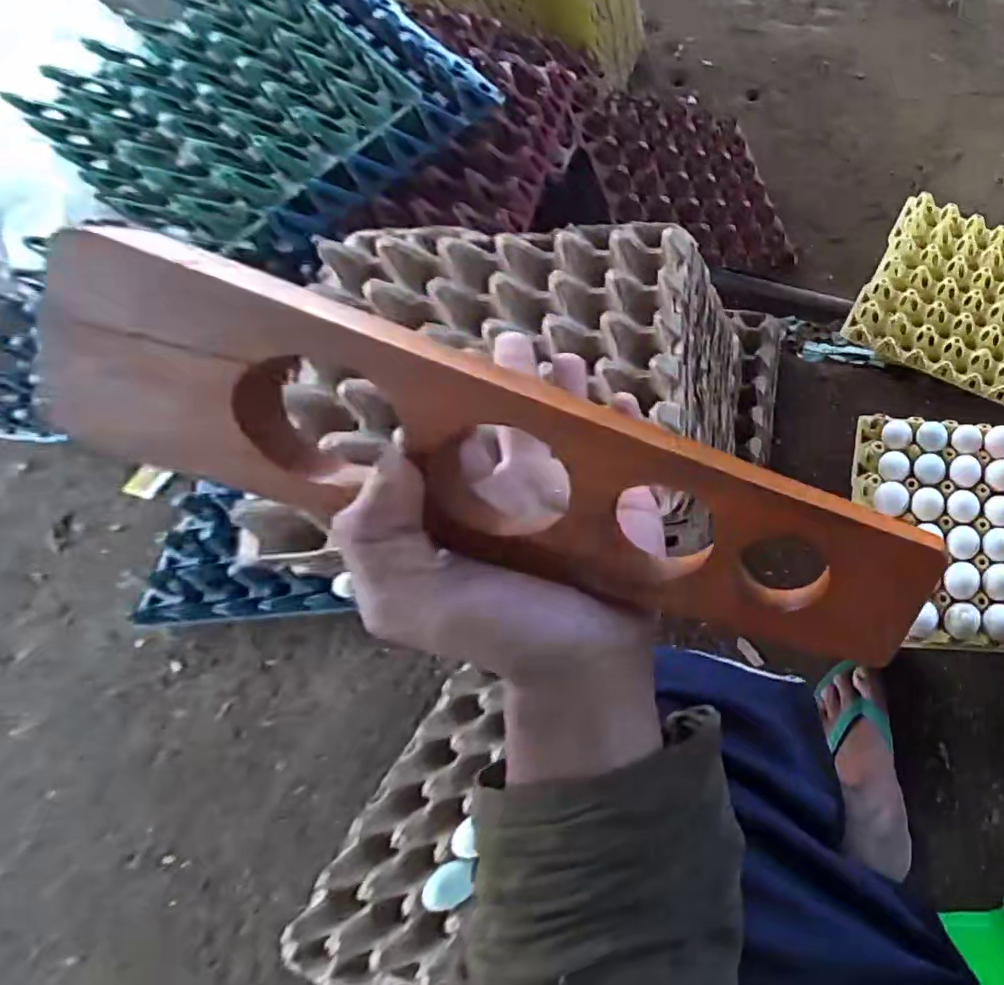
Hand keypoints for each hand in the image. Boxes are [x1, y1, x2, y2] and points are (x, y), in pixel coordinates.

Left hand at [331, 332, 663, 686]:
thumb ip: (377, 538)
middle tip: (515, 340)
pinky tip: (624, 400)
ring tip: (569, 360)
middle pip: (516, 423)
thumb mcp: (411, 600)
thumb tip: (390, 456)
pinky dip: (626, 425)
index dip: (443, 401)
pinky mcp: (624, 503)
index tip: (441, 361)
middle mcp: (519, 492)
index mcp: (465, 507)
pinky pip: (626, 453)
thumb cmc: (502, 632)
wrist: (587, 662)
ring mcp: (577, 494)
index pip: (449, 441)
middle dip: (514, 381)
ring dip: (571, 393)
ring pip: (572, 430)